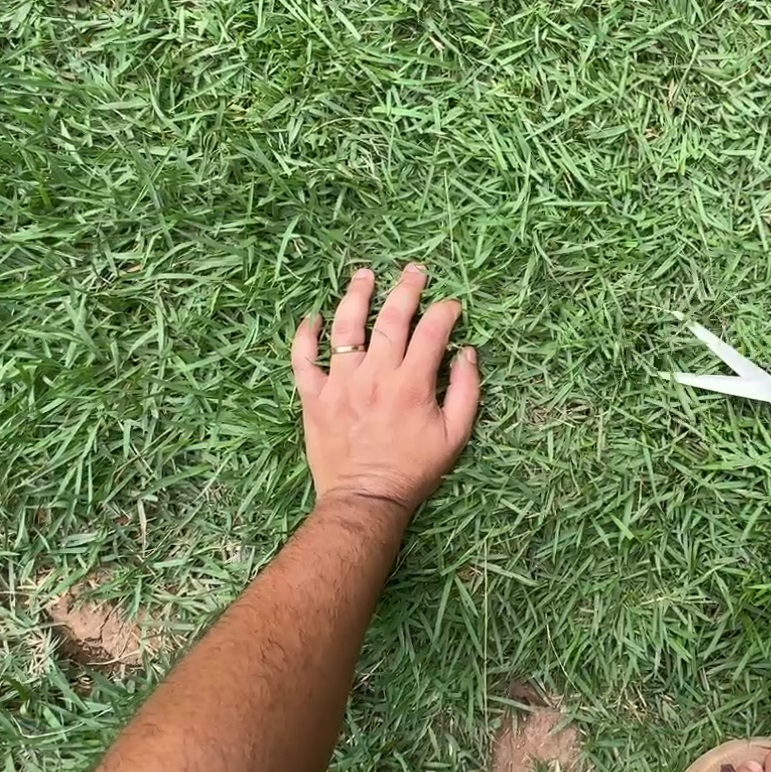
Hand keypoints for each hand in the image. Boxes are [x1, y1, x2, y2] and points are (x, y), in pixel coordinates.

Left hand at [290, 265, 480, 513]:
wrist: (366, 500)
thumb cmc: (415, 469)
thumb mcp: (456, 435)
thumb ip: (467, 390)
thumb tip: (467, 352)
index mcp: (411, 384)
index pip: (431, 332)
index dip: (445, 312)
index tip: (452, 306)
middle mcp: (375, 375)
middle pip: (390, 319)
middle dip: (406, 289)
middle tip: (415, 271)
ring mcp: (340, 383)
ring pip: (346, 328)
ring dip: (357, 296)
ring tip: (365, 275)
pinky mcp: (314, 396)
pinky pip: (303, 359)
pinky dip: (306, 335)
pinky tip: (313, 317)